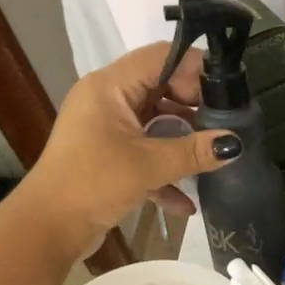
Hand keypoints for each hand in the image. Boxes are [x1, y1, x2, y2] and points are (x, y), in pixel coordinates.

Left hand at [13, 43, 240, 257]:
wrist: (49, 226)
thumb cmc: (95, 182)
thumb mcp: (149, 166)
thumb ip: (193, 152)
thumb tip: (234, 143)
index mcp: (110, 86)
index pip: (160, 58)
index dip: (194, 71)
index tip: (223, 95)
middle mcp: (107, 100)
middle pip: (160, 90)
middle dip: (193, 109)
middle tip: (223, 128)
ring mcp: (106, 130)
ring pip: (154, 125)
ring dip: (181, 144)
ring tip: (211, 161)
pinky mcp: (108, 158)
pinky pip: (144, 156)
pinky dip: (165, 174)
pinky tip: (187, 203)